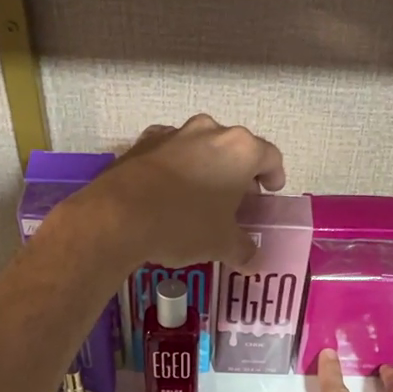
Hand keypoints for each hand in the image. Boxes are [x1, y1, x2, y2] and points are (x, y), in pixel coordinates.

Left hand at [73, 115, 286, 270]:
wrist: (119, 216)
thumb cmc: (184, 225)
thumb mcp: (221, 244)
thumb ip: (243, 249)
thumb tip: (253, 261)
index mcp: (240, 149)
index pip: (270, 157)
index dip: (273, 176)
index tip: (270, 192)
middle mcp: (210, 131)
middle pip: (235, 150)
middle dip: (238, 174)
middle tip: (236, 202)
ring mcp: (174, 133)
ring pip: (201, 148)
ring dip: (206, 169)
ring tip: (201, 198)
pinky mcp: (143, 143)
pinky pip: (170, 155)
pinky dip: (175, 170)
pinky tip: (168, 195)